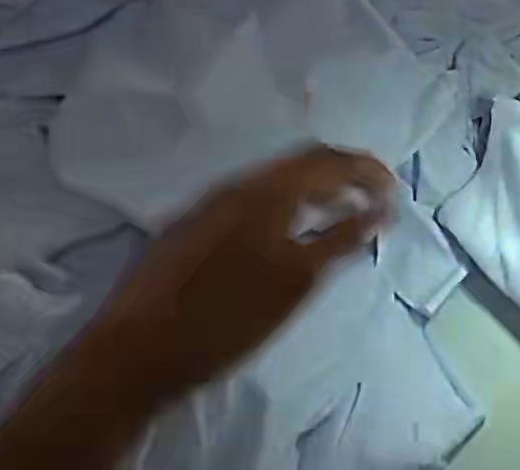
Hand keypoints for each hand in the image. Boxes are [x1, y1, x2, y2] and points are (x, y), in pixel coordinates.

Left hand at [0, 147, 394, 469]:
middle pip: (305, 158)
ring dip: (313, 186)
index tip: (393, 192)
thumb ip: (346, 236)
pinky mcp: (189, 223)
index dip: (371, 170)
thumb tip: (385, 207)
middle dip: (344, 172)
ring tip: (333, 213)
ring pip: (277, 177)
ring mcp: (210, 201)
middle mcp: (241, 181)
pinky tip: (284, 232)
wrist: (126, 361)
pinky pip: (251, 195)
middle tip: (368, 197)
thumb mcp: (299, 279)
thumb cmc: (226, 316)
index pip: (335, 158)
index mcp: (271, 187)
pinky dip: (283, 201)